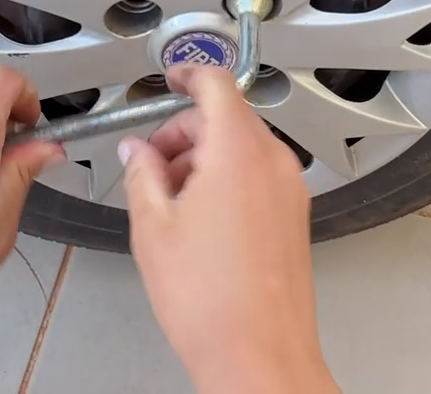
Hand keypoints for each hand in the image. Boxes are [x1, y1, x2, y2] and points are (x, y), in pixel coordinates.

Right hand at [119, 66, 339, 393]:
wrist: (261, 359)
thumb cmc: (212, 301)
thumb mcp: (153, 227)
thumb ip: (141, 173)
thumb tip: (136, 150)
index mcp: (237, 149)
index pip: (216, 82)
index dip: (188, 72)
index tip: (171, 77)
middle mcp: (271, 160)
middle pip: (225, 116)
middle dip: (183, 132)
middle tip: (151, 164)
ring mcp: (288, 186)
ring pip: (240, 144)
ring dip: (203, 156)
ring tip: (172, 201)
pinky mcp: (294, 212)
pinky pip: (257, 172)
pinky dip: (226, 175)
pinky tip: (200, 217)